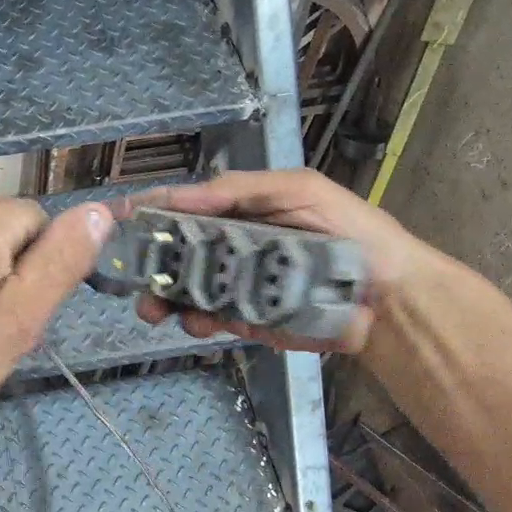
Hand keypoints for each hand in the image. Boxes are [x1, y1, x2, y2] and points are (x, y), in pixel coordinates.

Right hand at [118, 169, 444, 353]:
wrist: (391, 295)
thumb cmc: (349, 231)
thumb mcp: (299, 190)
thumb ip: (239, 188)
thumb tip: (178, 196)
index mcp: (237, 213)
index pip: (183, 210)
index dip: (152, 216)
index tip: (121, 223)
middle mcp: (229, 248)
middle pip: (173, 255)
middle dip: (147, 266)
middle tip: (130, 279)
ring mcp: (234, 287)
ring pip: (182, 292)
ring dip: (161, 299)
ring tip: (153, 309)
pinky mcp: (245, 321)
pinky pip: (208, 321)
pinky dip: (195, 322)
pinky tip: (198, 322)